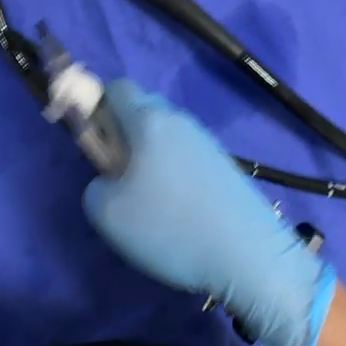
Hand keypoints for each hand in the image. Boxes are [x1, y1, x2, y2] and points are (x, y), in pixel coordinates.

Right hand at [83, 80, 336, 345]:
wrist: (251, 258)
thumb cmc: (171, 228)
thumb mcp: (108, 214)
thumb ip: (95, 185)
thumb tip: (110, 179)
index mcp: (148, 120)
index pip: (115, 87)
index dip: (97, 108)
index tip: (95, 144)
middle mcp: (178, 120)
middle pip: (141, 108)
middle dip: (122, 133)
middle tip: (119, 176)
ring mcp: (206, 141)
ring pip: (164, 134)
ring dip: (149, 155)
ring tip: (151, 202)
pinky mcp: (225, 165)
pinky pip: (186, 154)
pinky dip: (174, 173)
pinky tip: (181, 212)